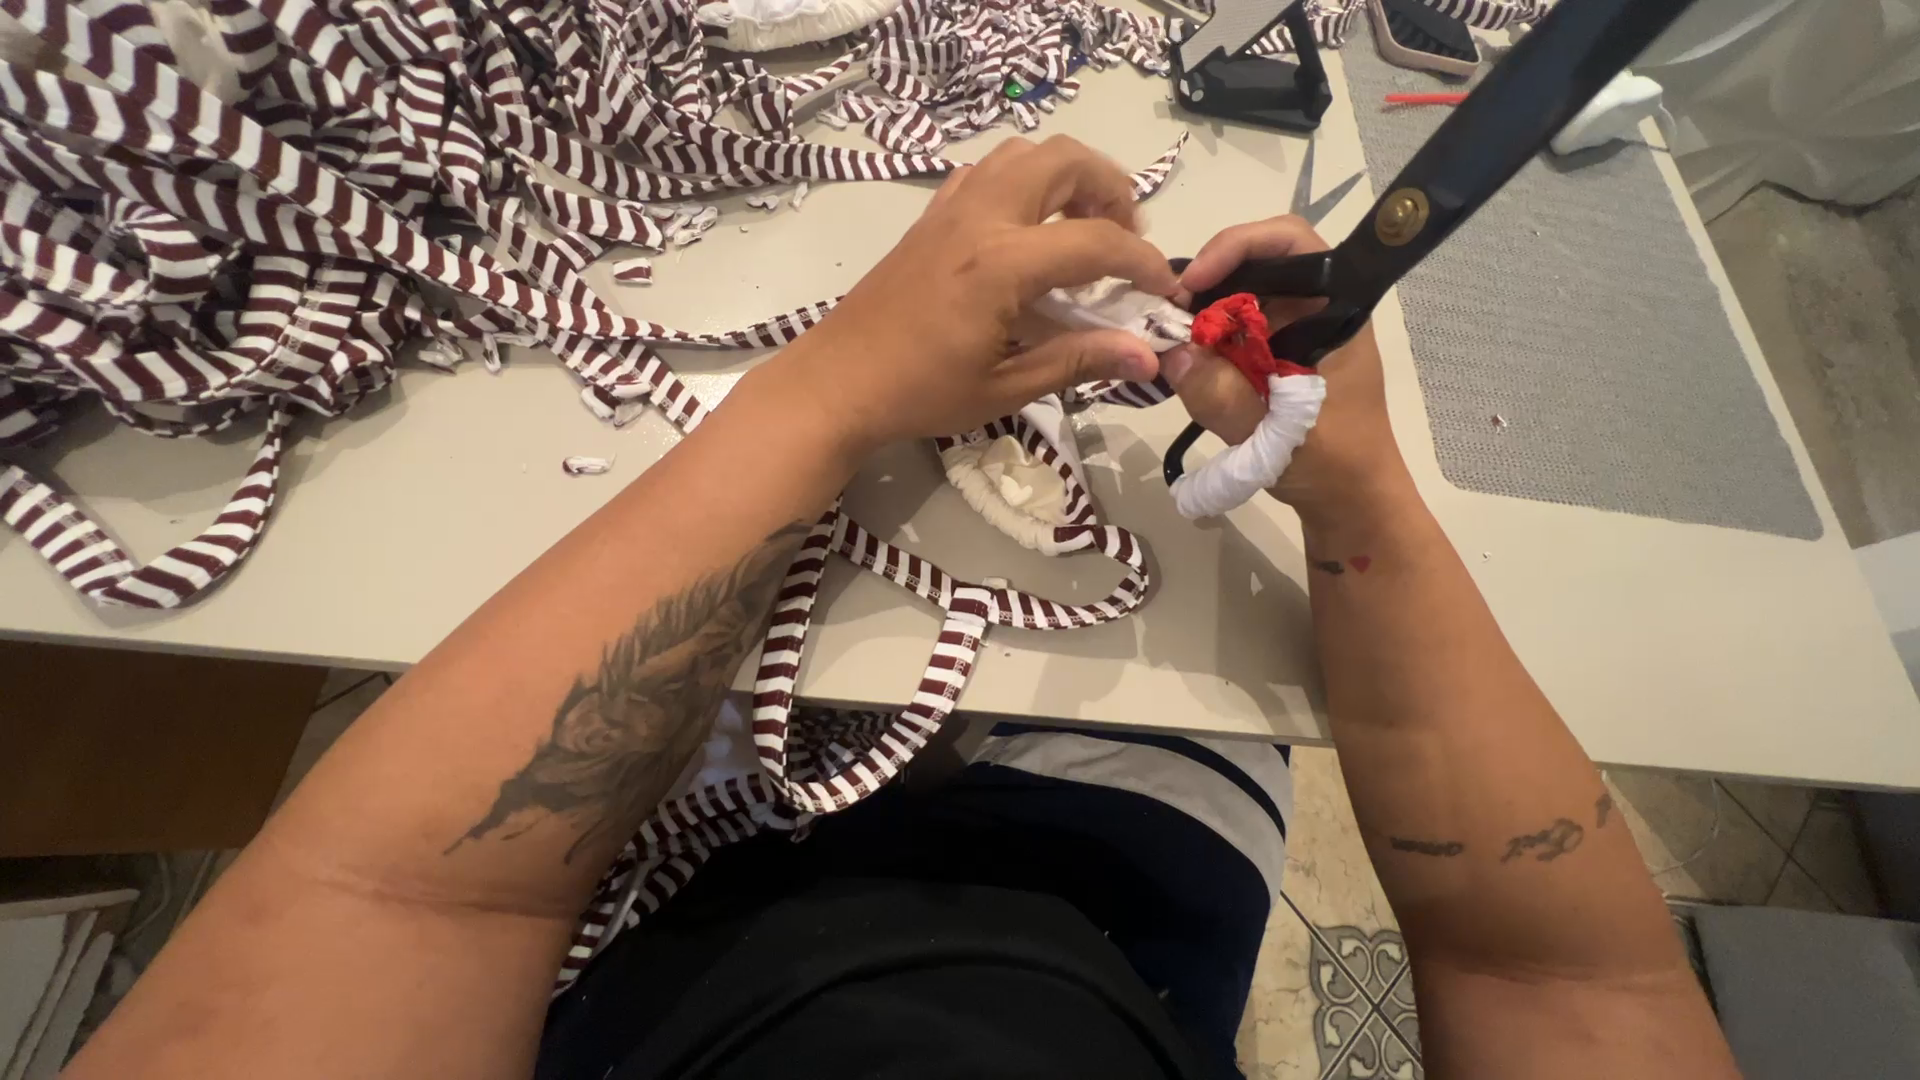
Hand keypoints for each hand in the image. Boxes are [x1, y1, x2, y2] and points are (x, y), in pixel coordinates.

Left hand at [778, 135, 1177, 450]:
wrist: (837, 384)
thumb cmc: (920, 394)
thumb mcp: (1005, 387)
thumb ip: (1078, 360)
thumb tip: (1146, 356)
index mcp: (1002, 263)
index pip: (1097, 241)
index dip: (1143, 264)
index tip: (1164, 292)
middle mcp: (980, 217)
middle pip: (1065, 161)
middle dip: (1111, 189)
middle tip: (1124, 239)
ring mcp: (949, 210)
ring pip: (1023, 154)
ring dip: (1066, 176)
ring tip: (1080, 226)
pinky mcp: (929, 218)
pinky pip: (985, 172)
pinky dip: (1021, 182)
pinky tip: (1025, 231)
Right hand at [1161, 215, 1411, 525]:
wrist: (1347, 501)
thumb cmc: (1331, 464)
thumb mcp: (1273, 433)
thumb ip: (1223, 395)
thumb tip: (1172, 353)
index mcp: (1334, 311)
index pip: (1291, 242)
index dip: (1238, 246)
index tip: (1193, 283)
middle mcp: (1312, 310)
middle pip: (1253, 266)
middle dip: (1205, 285)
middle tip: (1163, 315)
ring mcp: (1290, 333)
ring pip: (1236, 300)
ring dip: (1199, 317)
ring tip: (1166, 344)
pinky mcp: (1271, 357)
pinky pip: (1230, 333)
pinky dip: (1202, 344)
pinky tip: (1183, 366)